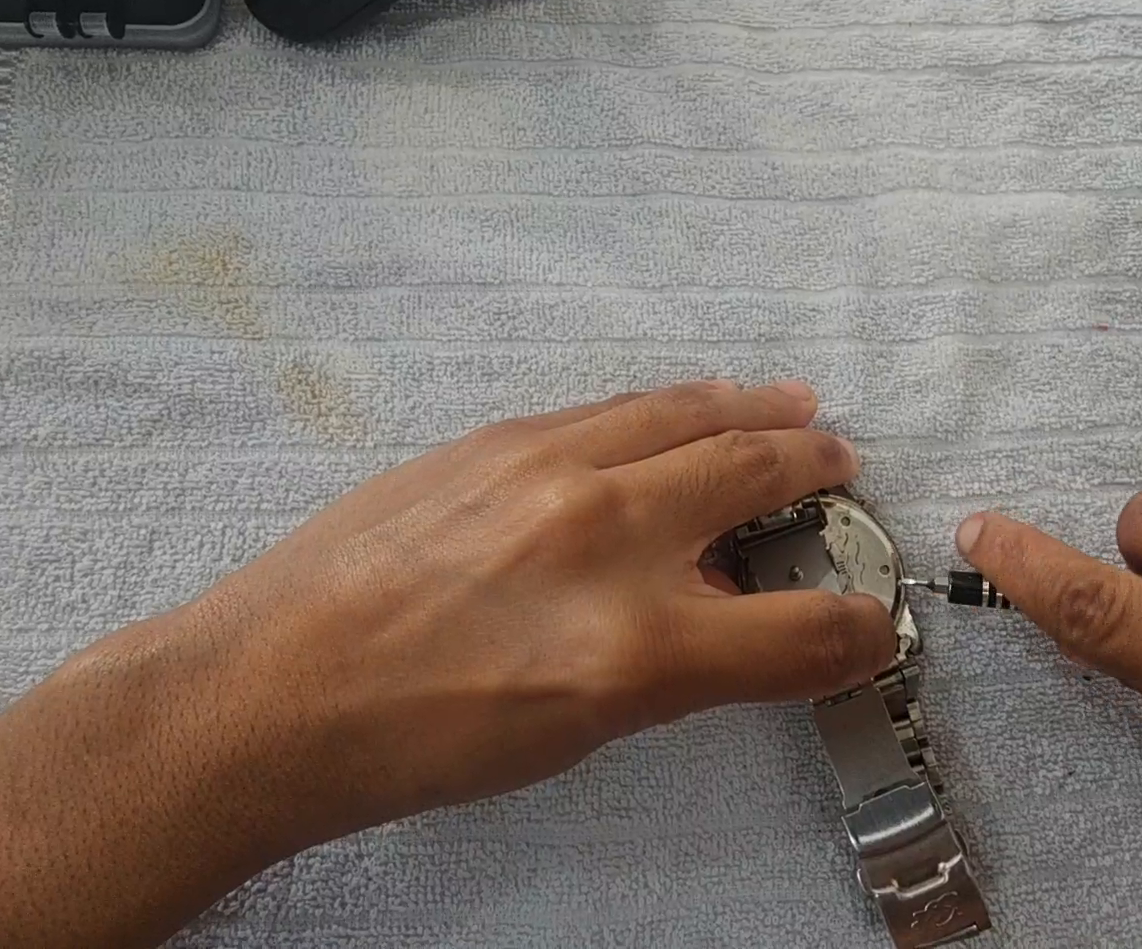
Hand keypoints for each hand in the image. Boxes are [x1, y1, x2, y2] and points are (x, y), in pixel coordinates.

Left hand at [193, 377, 896, 843]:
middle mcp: (603, 535)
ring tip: (790, 407)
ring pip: (685, 413)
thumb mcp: (575, 727)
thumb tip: (732, 606)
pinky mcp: (495, 438)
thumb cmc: (423, 736)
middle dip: (813, 468)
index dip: (851, 628)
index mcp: (632, 645)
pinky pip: (613, 408)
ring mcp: (545, 470)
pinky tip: (687, 406)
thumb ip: (676, 660)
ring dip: (751, 409)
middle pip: (749, 476)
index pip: (794, 632)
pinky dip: (671, 405)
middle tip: (840, 460)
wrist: (274, 688)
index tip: (867, 617)